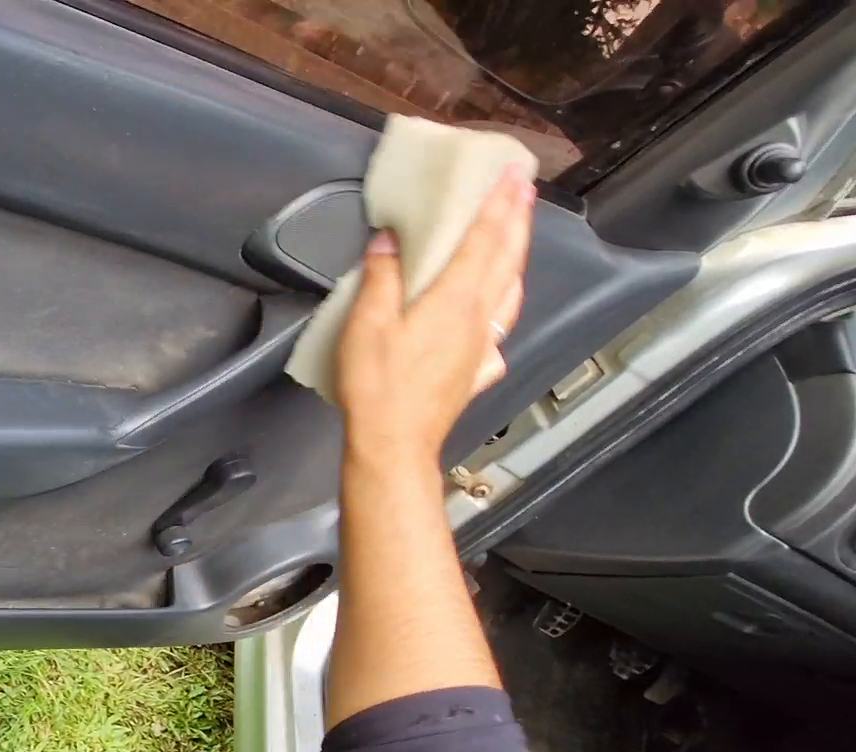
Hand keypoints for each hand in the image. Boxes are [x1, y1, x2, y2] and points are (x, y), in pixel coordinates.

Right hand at [336, 166, 535, 467]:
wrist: (394, 441)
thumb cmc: (377, 385)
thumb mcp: (366, 327)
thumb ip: (380, 280)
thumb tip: (387, 242)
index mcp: (453, 300)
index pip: (482, 240)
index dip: (496, 204)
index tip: (510, 172)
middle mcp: (478, 316)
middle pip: (505, 259)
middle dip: (516, 220)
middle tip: (523, 190)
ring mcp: (483, 345)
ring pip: (509, 291)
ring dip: (515, 257)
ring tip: (516, 239)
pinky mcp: (477, 370)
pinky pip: (499, 329)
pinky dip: (502, 309)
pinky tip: (495, 315)